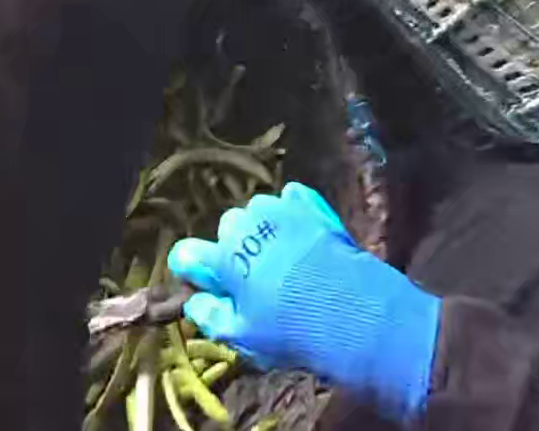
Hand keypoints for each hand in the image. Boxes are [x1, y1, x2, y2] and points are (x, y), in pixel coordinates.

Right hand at [168, 183, 439, 423]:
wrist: (350, 310)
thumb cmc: (291, 329)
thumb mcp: (244, 337)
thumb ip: (210, 315)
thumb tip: (194, 300)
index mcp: (222, 253)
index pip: (187, 254)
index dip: (195, 270)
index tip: (210, 285)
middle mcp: (242, 220)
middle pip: (227, 231)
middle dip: (236, 250)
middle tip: (257, 281)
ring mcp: (275, 206)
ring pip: (257, 214)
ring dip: (263, 231)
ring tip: (285, 261)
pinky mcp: (305, 201)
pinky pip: (288, 200)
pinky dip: (291, 213)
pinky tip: (303, 237)